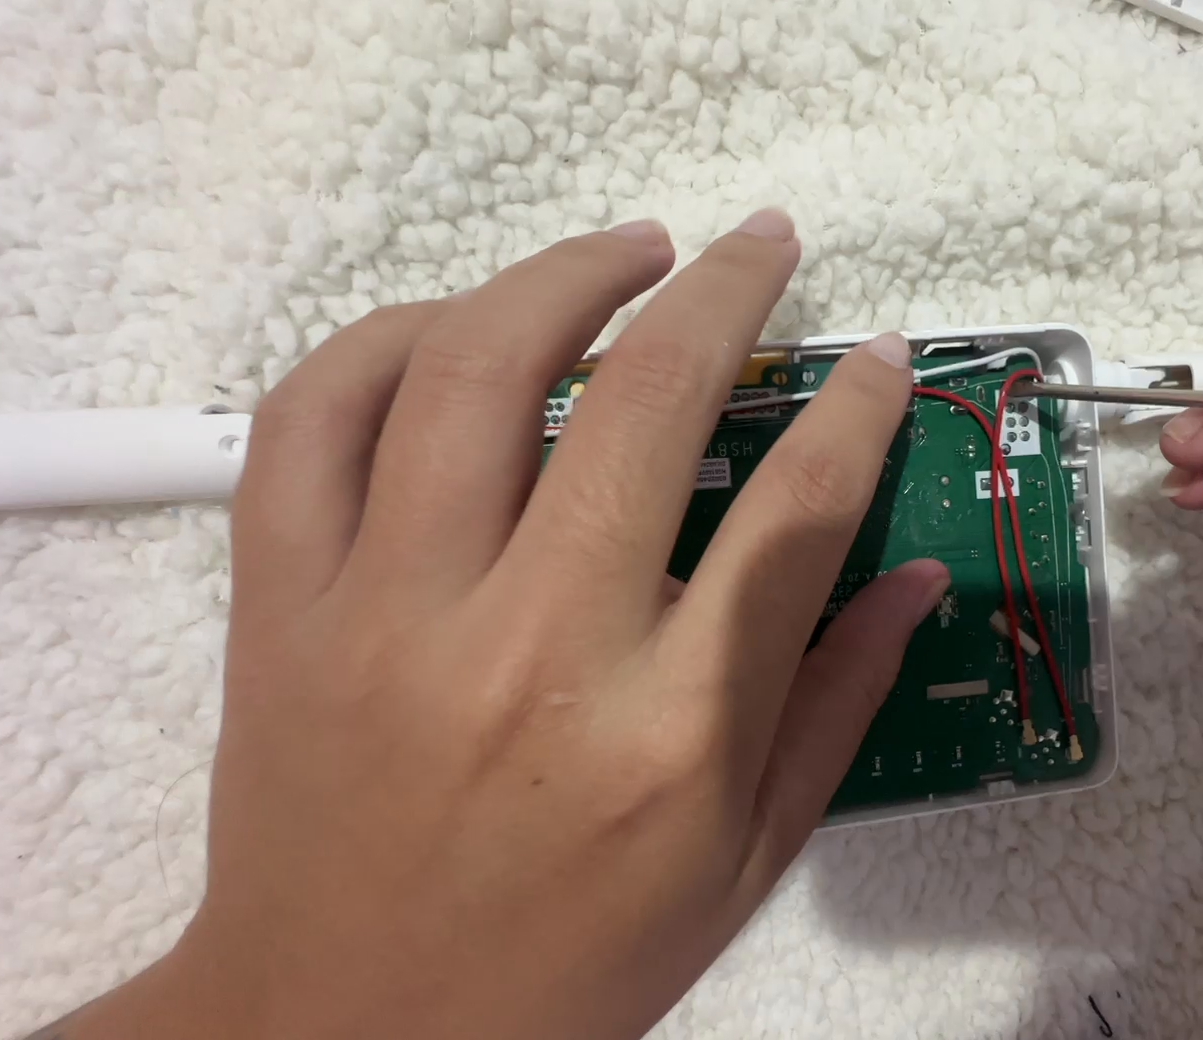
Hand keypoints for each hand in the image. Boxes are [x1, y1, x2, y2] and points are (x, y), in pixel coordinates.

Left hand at [70, 211, 948, 1039]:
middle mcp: (540, 645)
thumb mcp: (753, 851)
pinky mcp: (284, 605)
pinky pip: (314, 416)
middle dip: (725, 292)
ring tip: (635, 245)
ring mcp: (391, 612)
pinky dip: (392, 334)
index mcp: (676, 724)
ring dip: (566, 276)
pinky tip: (464, 319)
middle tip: (765, 241)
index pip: (798, 514)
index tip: (882, 356)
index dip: (856, 410)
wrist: (344, 1035)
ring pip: (466, 371)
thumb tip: (919, 576)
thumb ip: (841, 697)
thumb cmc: (583, 949)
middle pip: (644, 404)